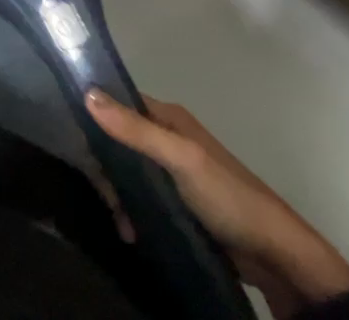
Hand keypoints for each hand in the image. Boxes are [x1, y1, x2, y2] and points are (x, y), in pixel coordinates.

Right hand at [87, 91, 348, 309]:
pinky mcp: (173, 199)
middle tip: (107, 194)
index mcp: (168, 118)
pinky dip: (130, 212)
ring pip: (123, 171)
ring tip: (122, 221)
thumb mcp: (181, 160)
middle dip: (105, 168)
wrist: (274, 255)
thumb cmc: (228, 198)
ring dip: (117, 195)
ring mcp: (169, 170)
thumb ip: (136, 130)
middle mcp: (166, 137)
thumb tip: (86, 93)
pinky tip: (130, 231)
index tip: (74, 139)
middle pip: (115, 140)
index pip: (116, 102)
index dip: (93, 115)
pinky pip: (137, 196)